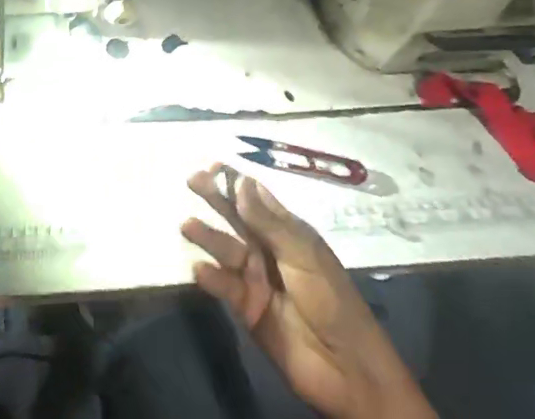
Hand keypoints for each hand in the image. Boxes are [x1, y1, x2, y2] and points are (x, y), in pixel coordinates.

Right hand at [182, 169, 434, 418]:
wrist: (347, 369)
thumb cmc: (333, 300)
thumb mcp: (303, 254)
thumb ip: (267, 221)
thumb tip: (241, 181)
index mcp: (287, 232)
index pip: (256, 198)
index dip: (236, 181)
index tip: (213, 166)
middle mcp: (267, 249)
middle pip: (235, 217)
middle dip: (214, 198)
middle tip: (192, 181)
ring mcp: (254, 277)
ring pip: (225, 248)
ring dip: (207, 236)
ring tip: (188, 226)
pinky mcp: (245, 306)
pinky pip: (224, 285)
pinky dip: (211, 277)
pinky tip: (200, 270)